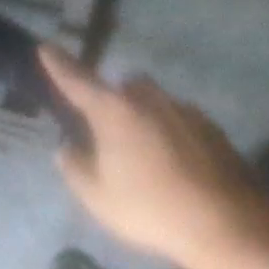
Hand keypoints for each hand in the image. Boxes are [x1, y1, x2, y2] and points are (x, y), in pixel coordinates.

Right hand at [43, 47, 268, 268]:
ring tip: (145, 159)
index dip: (60, 66)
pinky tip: (174, 167)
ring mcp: (186, 110)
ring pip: (156, 104)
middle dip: (113, 101)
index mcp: (115, 111)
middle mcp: (151, 100)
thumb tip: (66, 149)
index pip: (79, 82)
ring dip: (145, 120)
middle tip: (108, 134)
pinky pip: (181, 122)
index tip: (45, 48)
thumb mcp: (98, 198)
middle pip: (125, 89)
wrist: (223, 219)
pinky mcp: (212, 128)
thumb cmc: (149, 209)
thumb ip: (76, 169)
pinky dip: (171, 136)